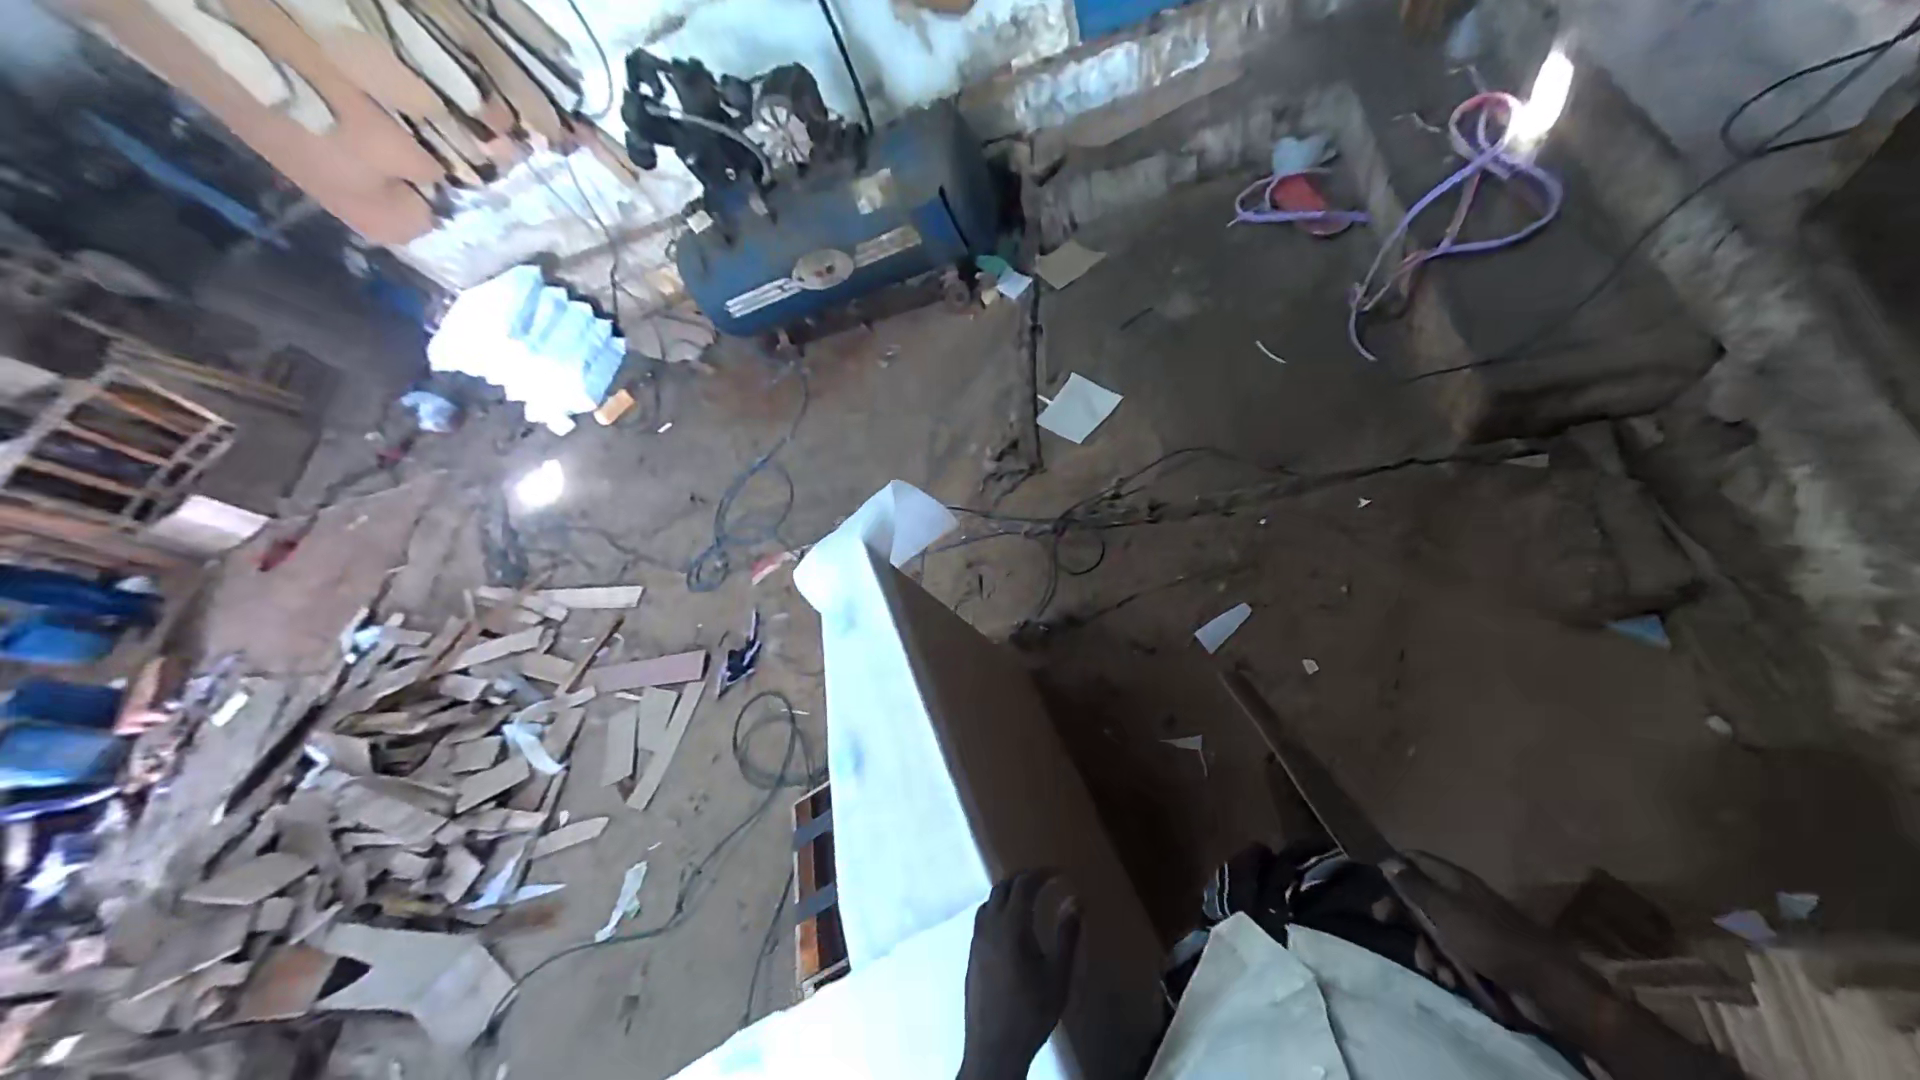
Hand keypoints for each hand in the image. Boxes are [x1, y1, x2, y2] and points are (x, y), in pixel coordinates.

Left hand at [958, 870, 1082, 1079]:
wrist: (994, 1047)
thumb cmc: (1031, 1012)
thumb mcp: (1057, 976)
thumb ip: (1067, 935)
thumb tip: (1076, 900)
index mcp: (1010, 925)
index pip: (1024, 885)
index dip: (1041, 873)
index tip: (1059, 872)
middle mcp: (989, 925)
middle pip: (1003, 886)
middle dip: (1024, 877)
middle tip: (1045, 880)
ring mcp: (977, 938)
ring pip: (990, 900)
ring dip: (1009, 891)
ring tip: (1029, 897)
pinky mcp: (972, 953)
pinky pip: (983, 916)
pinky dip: (998, 907)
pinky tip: (1011, 923)